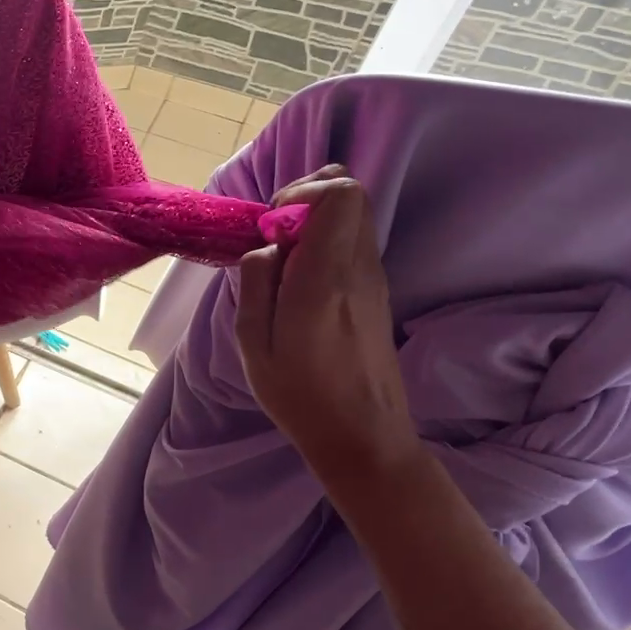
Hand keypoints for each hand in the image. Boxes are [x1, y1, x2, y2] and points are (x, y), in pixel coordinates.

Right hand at [234, 166, 417, 476]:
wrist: (363, 437)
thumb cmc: (298, 395)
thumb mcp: (253, 342)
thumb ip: (255, 284)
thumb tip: (266, 247)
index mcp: (326, 280)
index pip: (341, 195)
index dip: (303, 192)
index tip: (271, 227)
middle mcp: (359, 270)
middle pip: (354, 195)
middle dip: (308, 198)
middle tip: (274, 234)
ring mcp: (374, 280)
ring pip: (355, 218)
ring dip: (315, 222)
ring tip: (282, 259)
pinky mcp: (377, 293)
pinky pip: (353, 243)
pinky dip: (325, 243)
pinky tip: (298, 280)